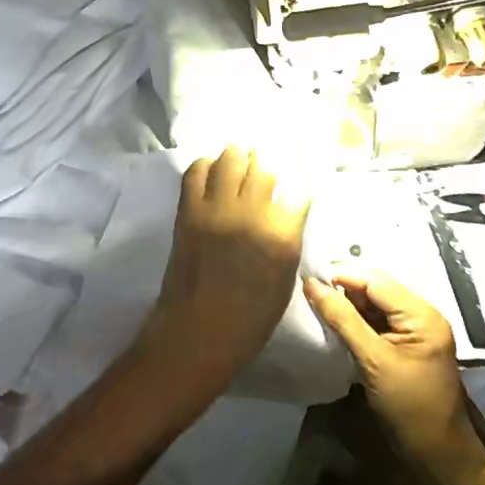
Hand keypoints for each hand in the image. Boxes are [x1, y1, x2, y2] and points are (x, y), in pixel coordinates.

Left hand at [139, 148, 309, 389]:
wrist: (198, 327)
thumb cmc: (250, 315)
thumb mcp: (284, 278)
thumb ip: (288, 237)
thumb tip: (287, 208)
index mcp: (281, 234)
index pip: (295, 192)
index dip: (294, 186)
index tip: (292, 184)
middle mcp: (251, 213)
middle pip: (262, 168)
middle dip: (265, 164)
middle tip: (263, 164)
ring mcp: (216, 208)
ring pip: (230, 162)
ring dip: (237, 157)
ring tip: (239, 158)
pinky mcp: (189, 209)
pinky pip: (197, 172)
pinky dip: (206, 164)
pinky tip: (212, 168)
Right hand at [304, 270, 484, 484]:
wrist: (439, 454)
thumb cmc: (409, 407)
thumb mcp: (372, 360)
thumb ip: (342, 319)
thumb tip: (311, 283)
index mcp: (421, 314)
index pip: (375, 280)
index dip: (341, 275)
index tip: (307, 279)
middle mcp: (422, 313)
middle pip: (375, 285)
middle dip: (342, 286)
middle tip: (309, 292)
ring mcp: (415, 327)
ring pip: (374, 299)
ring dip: (347, 301)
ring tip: (318, 304)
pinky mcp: (407, 340)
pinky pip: (377, 316)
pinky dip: (356, 316)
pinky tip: (335, 320)